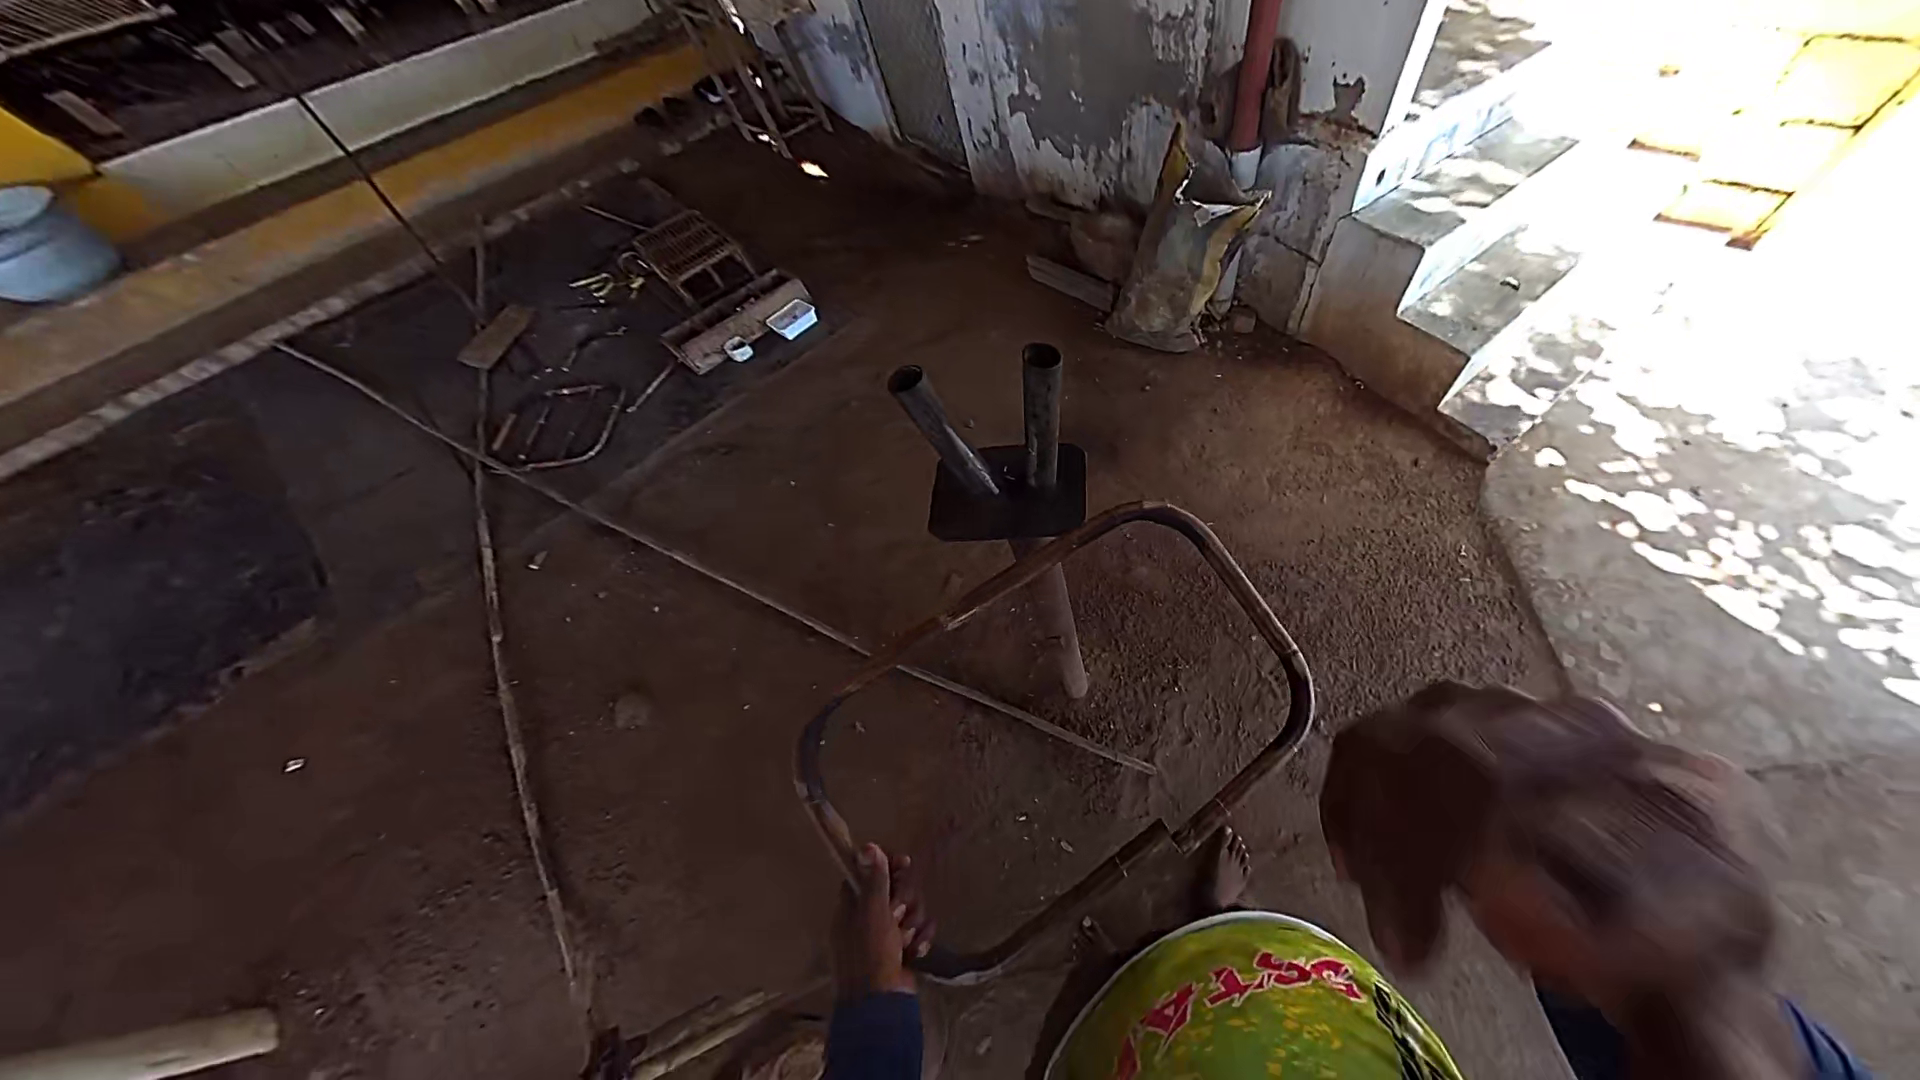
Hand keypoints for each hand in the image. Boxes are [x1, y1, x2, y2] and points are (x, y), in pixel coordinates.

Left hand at [832, 843, 935, 998]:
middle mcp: (865, 920)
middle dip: (904, 899)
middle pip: (893, 891)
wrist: (882, 1008)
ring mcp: (884, 938)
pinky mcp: (901, 952)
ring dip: (913, 922)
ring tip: (907, 938)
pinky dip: (920, 939)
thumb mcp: (873, 913)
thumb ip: (874, 880)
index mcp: (851, 908)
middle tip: (902, 911)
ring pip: (908, 910)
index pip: (869, 874)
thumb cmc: (871, 956)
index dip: (887, 866)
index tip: (904, 864)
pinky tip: (917, 950)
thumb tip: (868, 845)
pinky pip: (918, 932)